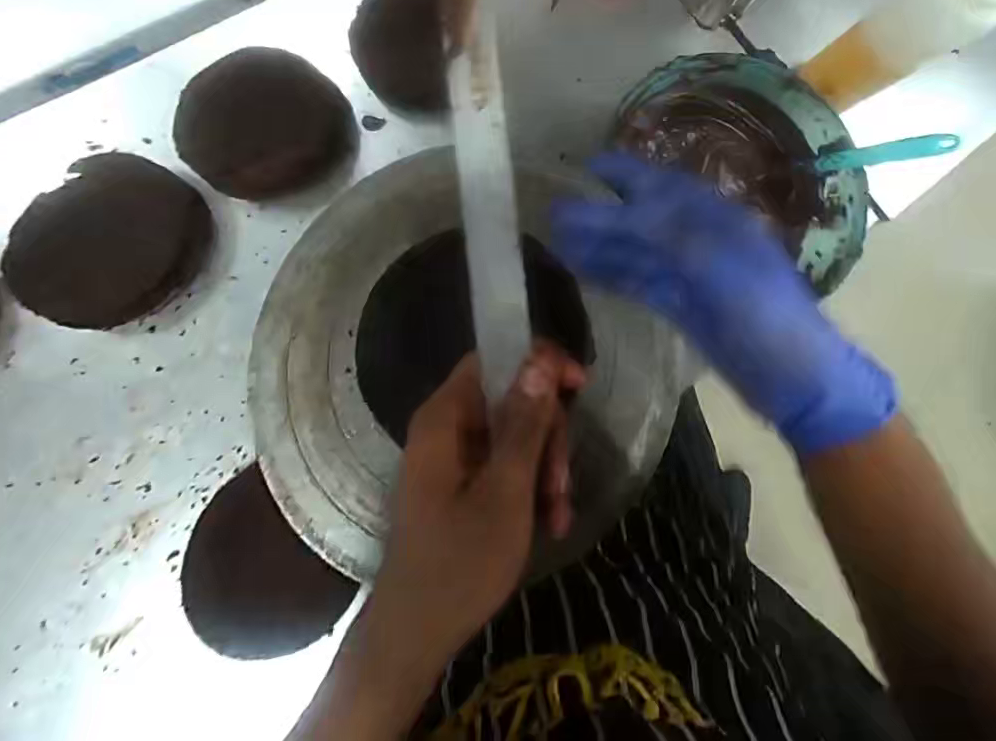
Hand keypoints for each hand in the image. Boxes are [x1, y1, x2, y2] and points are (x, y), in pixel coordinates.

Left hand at [370, 343, 587, 661]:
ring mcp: (454, 456)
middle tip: (561, 482)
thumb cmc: (459, 563)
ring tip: (558, 513)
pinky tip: (550, 523)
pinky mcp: (462, 483)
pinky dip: (531, 487)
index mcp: (445, 417)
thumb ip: (525, 424)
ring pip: (516, 434)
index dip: (540, 364)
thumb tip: (541, 360)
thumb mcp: (505, 491)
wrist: (415, 637)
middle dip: (547, 436)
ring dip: (545, 468)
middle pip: (512, 398)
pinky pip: (506, 464)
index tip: (579, 385)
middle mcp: (446, 427)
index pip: (495, 358)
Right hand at [552, 152, 894, 455]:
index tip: (584, 167)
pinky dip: (612, 275)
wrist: (792, 374)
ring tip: (555, 241)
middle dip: (600, 214)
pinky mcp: (683, 306)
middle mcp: (699, 238)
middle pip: (641, 217)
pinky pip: (640, 282)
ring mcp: (690, 274)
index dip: (623, 173)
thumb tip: (600, 210)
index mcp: (713, 217)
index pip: (659, 184)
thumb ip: (653, 230)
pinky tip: (583, 270)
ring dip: (599, 245)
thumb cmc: (757, 308)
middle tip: (554, 213)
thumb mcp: (708, 259)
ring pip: (636, 252)